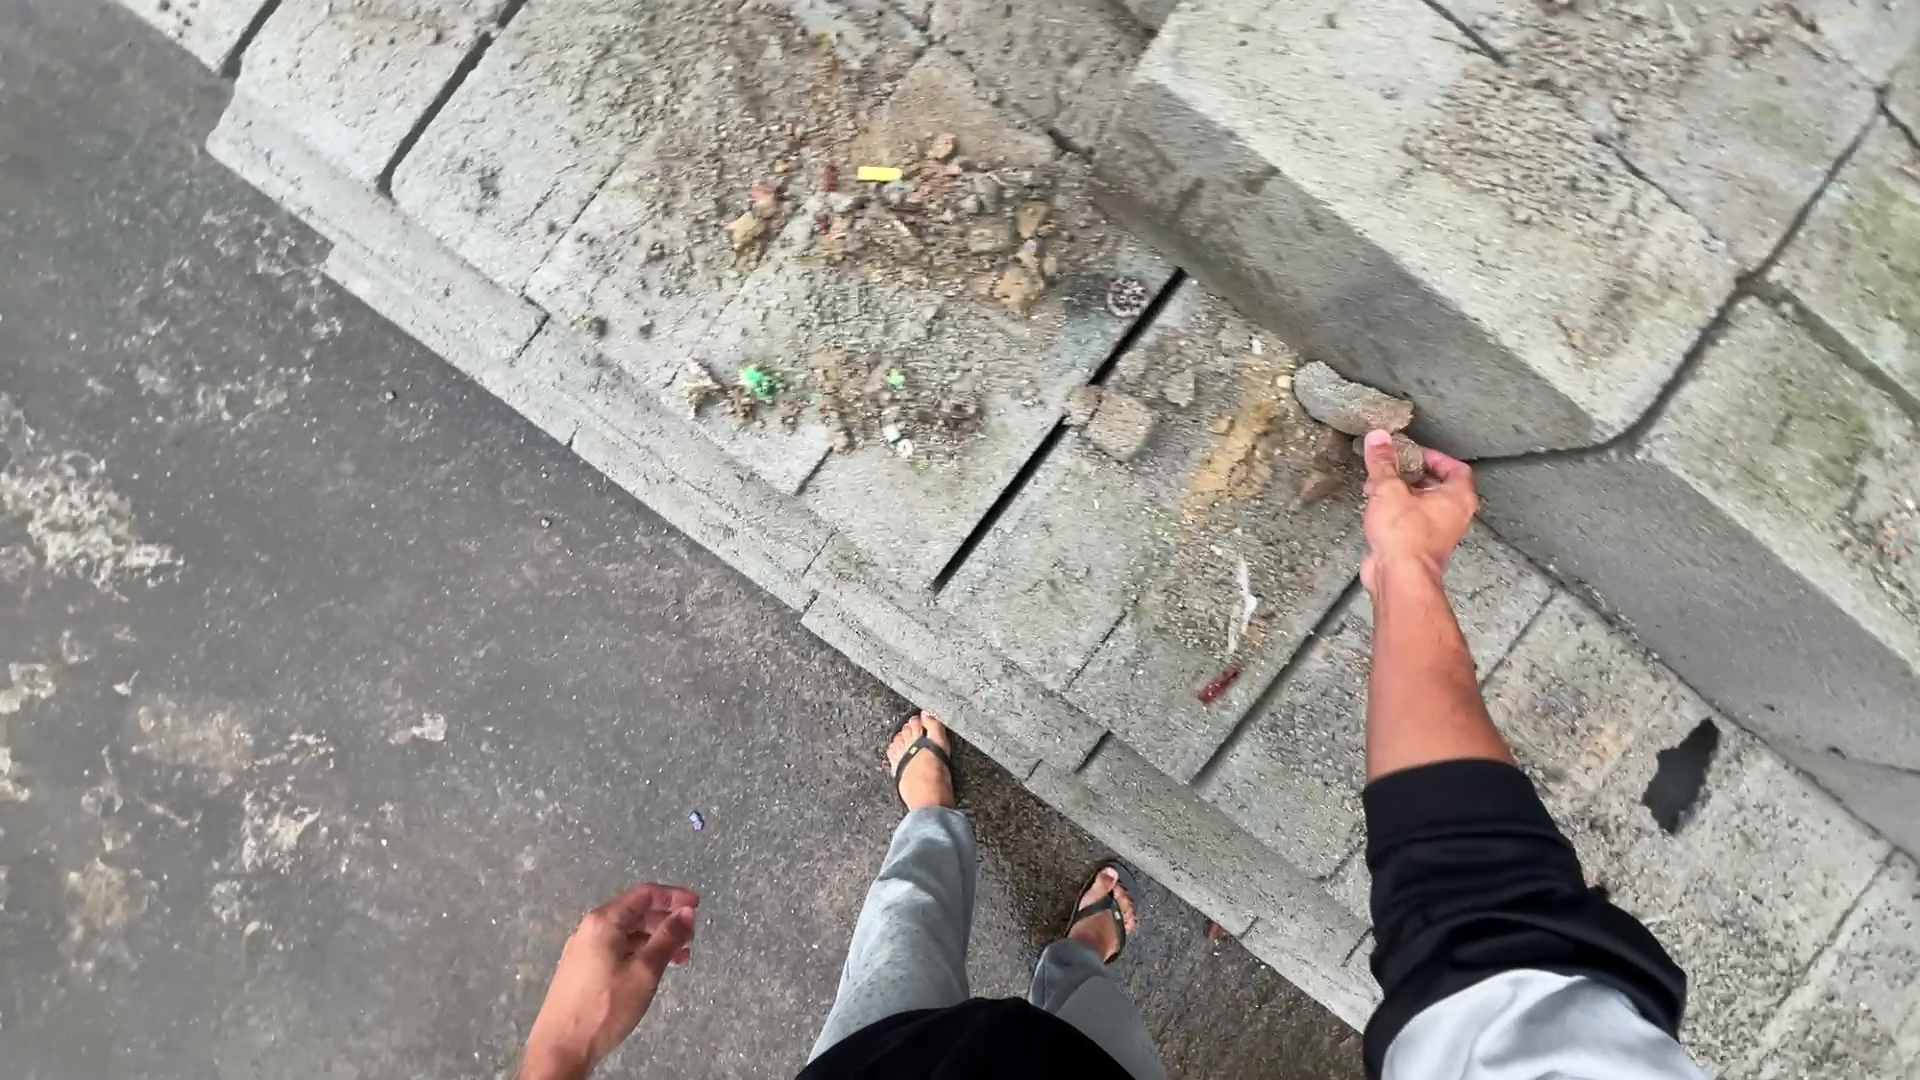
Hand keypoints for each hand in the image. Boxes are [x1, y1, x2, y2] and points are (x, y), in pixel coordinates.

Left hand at [520, 884, 699, 1079]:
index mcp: (605, 921)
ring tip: (678, 958)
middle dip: (667, 920)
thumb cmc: (604, 1007)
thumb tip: (688, 911)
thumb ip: (669, 937)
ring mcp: (583, 950)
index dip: (674, 896)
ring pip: (628, 933)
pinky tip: (652, 970)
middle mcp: (591, 929)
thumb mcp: (645, 970)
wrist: (558, 1054)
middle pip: (637, 911)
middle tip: (690, 936)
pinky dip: (640, 952)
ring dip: (656, 939)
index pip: (646, 894)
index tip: (696, 907)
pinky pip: (617, 949)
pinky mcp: (580, 971)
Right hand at [1359, 429, 1477, 593]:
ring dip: (1400, 494)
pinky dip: (1396, 512)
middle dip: (1410, 475)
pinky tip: (1375, 511)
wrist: (1398, 575)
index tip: (1413, 453)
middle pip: (1437, 485)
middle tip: (1391, 469)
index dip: (1434, 457)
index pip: (1456, 468)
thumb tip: (1378, 439)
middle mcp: (1453, 514)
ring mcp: (1438, 531)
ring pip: (1422, 504)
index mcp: (1457, 497)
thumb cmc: (1405, 536)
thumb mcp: (1388, 490)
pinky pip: (1411, 521)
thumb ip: (1383, 463)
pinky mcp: (1419, 544)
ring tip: (1377, 489)